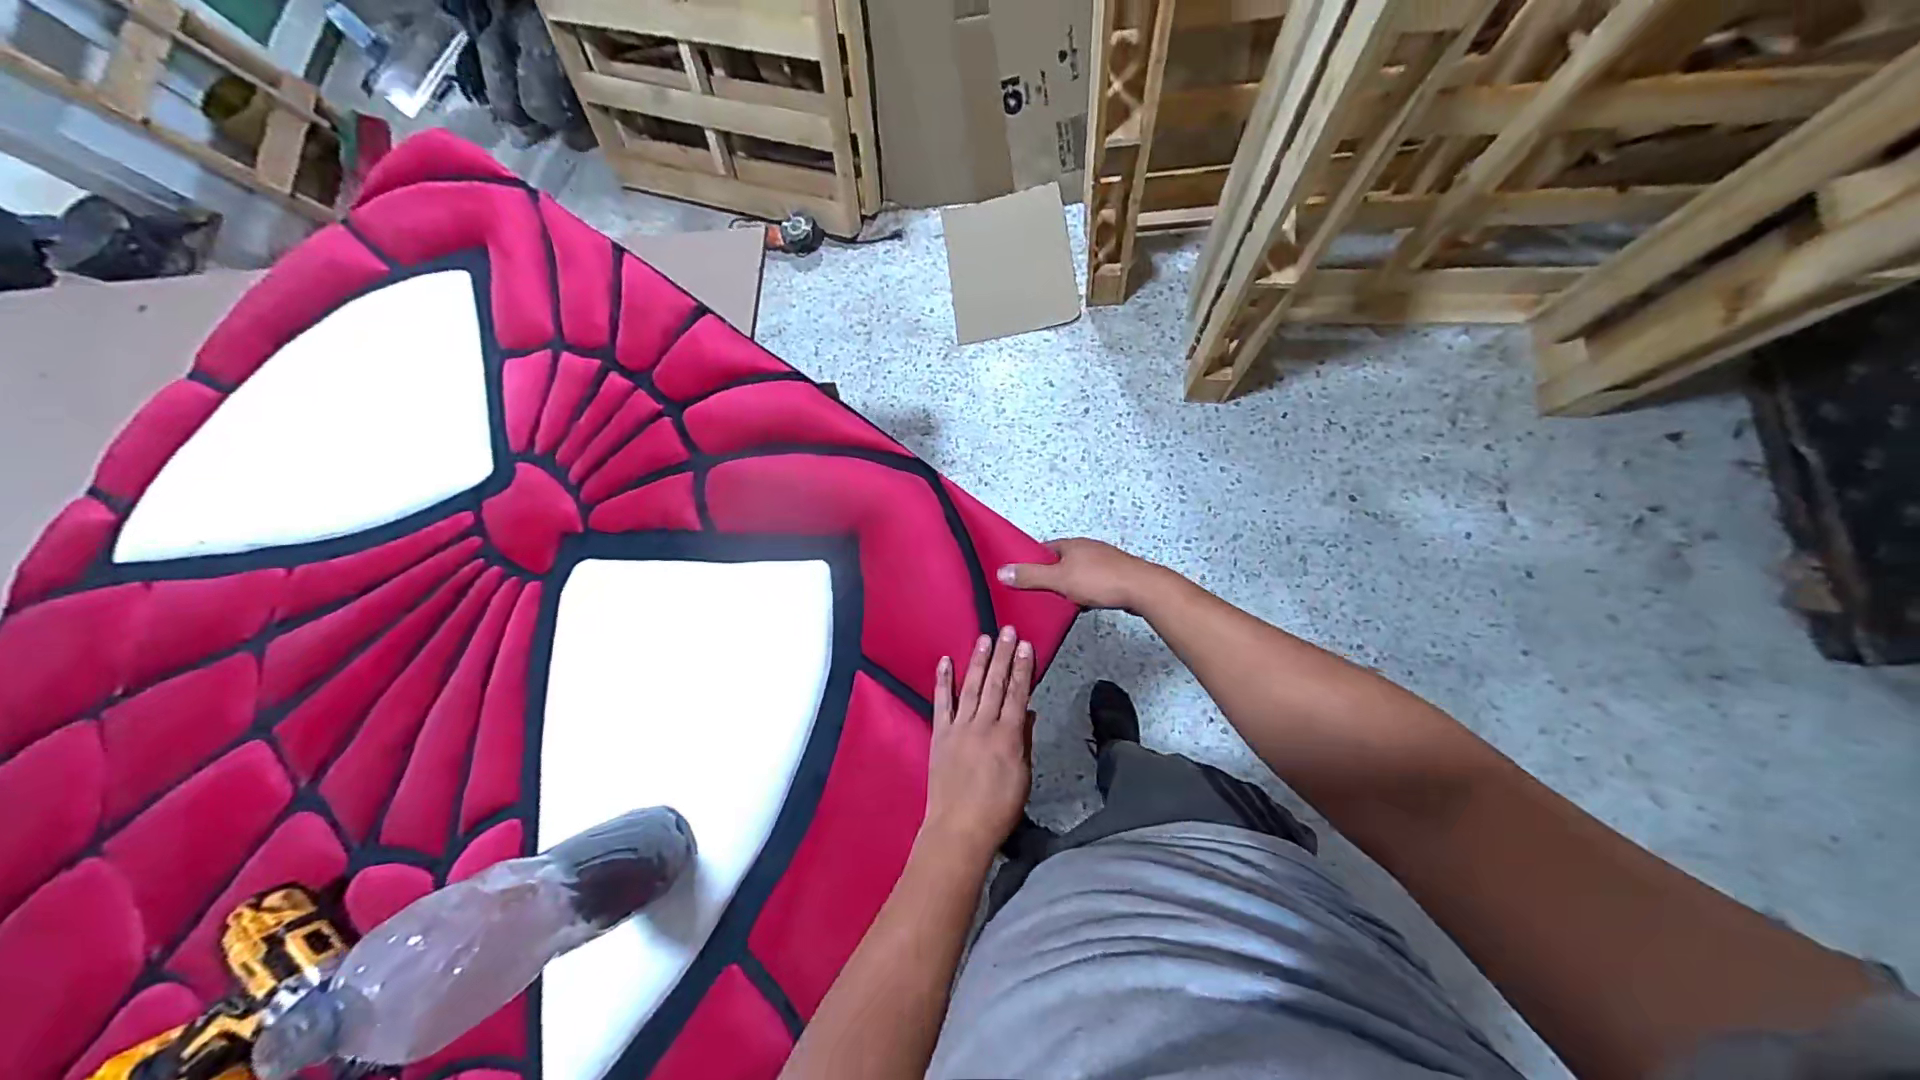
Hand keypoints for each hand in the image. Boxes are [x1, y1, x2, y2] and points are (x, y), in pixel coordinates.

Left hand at [921, 626, 1034, 864]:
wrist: (959, 829)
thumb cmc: (998, 809)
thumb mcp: (1023, 777)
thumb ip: (1024, 741)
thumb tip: (1028, 712)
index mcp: (1008, 736)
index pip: (1018, 693)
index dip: (1023, 668)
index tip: (1027, 646)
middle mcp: (983, 725)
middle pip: (995, 683)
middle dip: (1003, 655)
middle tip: (1008, 631)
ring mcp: (959, 728)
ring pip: (971, 686)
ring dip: (978, 660)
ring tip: (985, 638)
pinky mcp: (939, 735)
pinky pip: (941, 703)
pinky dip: (943, 681)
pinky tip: (945, 661)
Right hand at [996, 538, 1166, 610]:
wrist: (1142, 590)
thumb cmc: (1103, 580)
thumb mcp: (1059, 579)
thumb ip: (1031, 576)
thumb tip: (1003, 571)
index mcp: (1071, 545)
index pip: (1041, 550)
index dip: (1029, 563)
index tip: (1019, 576)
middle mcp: (1086, 549)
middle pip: (1058, 562)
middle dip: (1048, 577)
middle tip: (1036, 593)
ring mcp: (1101, 562)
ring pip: (1075, 574)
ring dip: (1067, 587)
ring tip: (1058, 602)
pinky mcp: (1113, 577)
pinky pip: (1090, 584)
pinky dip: (1083, 593)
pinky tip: (1081, 605)